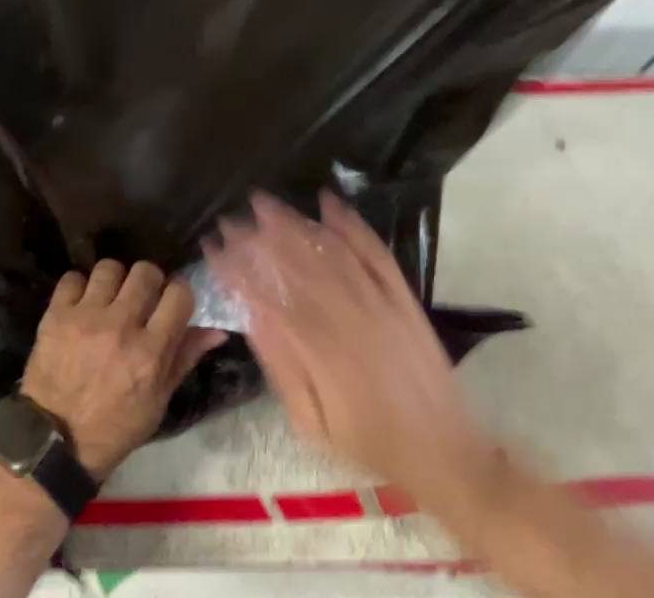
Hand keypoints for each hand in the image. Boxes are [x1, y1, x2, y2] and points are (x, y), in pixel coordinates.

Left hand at [19, 261, 227, 479]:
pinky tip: (82, 304)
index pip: (179, 294)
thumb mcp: (158, 401)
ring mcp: (85, 317)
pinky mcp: (55, 315)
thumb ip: (184, 358)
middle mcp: (120, 326)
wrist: (56, 438)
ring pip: (109, 268)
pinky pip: (72, 277)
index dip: (179, 293)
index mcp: (150, 351)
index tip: (172, 302)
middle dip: (150, 281)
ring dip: (115, 281)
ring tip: (110, 298)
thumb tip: (215, 331)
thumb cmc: (115, 426)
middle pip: (145, 272)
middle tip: (142, 298)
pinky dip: (79, 287)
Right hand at [206, 191, 492, 501]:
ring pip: (329, 251)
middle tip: (229, 219)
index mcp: (317, 348)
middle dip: (257, 237)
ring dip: (294, 222)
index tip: (211, 247)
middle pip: (294, 264)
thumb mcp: (312, 421)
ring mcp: (378, 302)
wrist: (443, 450)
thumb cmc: (367, 440)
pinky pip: (375, 253)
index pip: (264, 295)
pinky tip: (328, 202)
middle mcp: (346, 316)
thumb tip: (251, 317)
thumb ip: (282, 366)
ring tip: (264, 202)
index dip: (234, 268)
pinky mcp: (402, 298)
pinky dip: (351, 225)